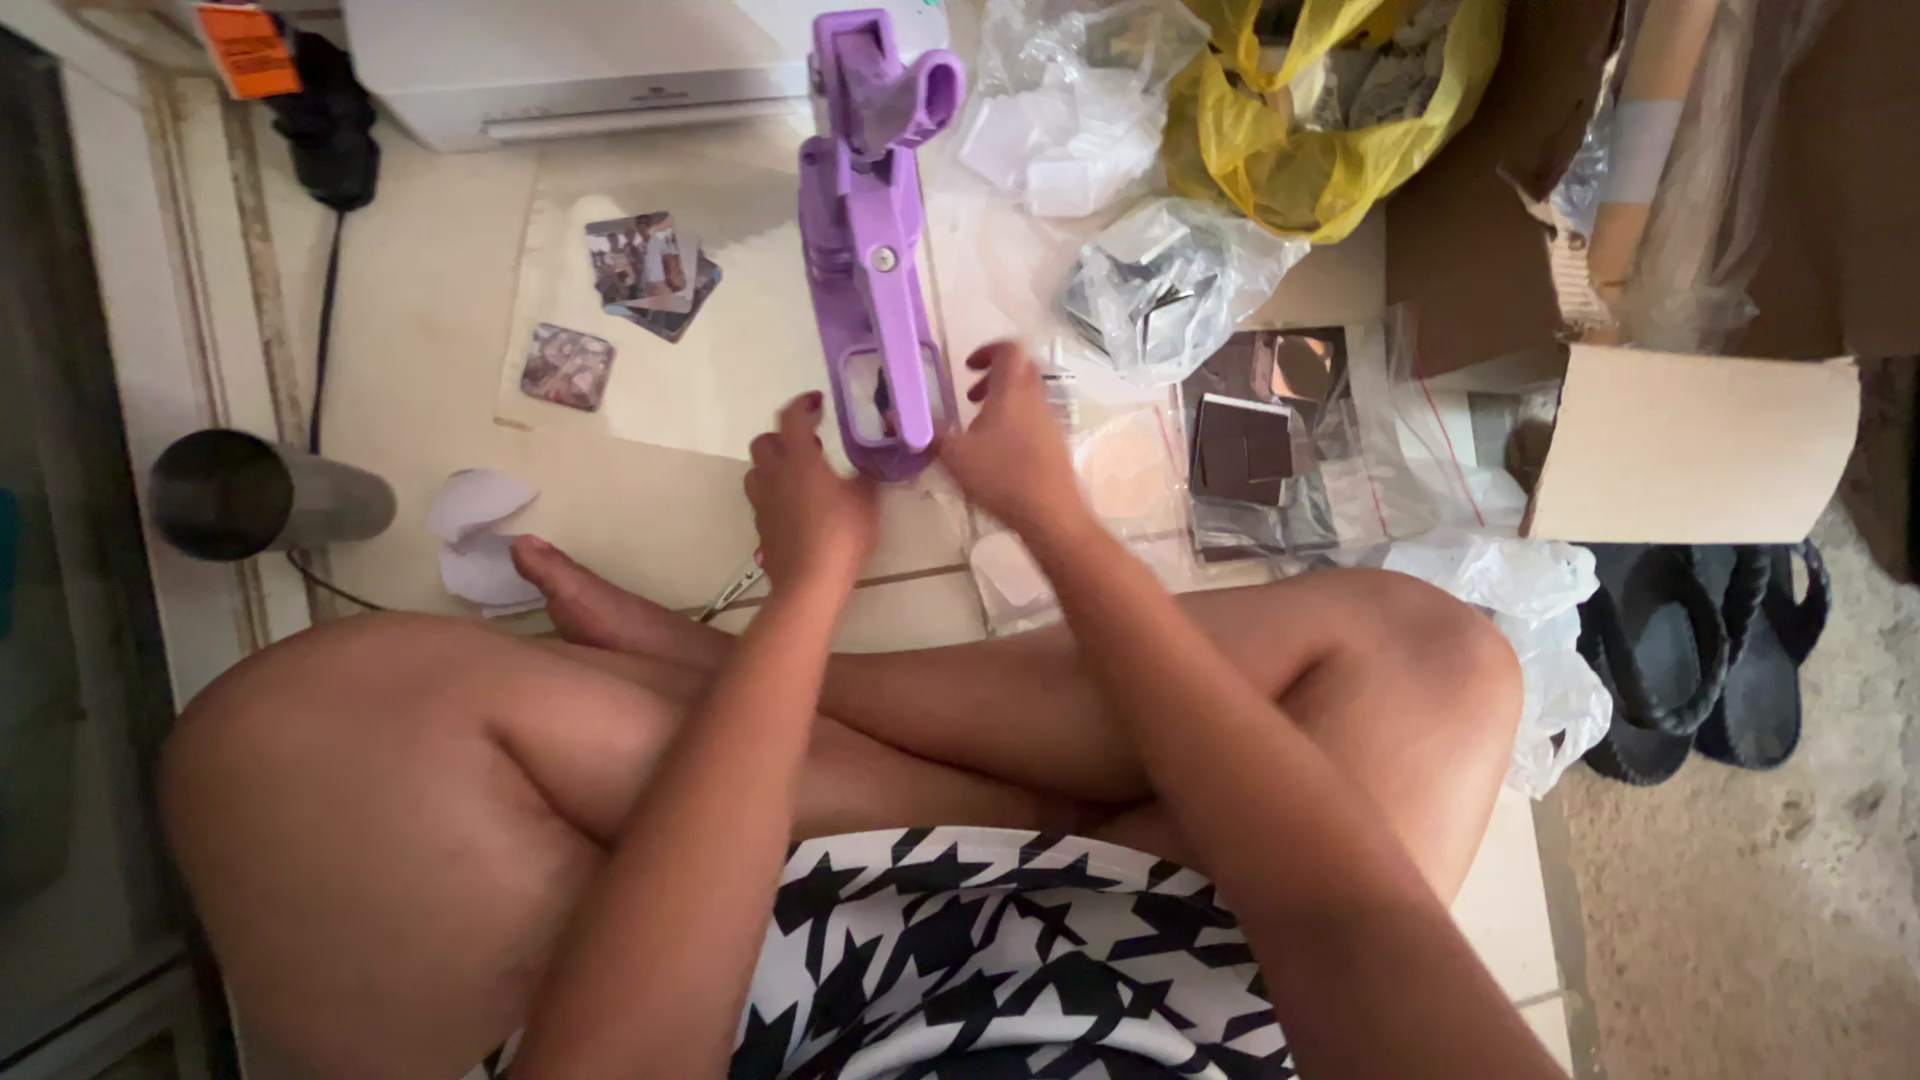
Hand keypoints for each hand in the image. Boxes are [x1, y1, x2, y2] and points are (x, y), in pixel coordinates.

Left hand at [745, 392, 878, 591]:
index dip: (803, 404)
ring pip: (756, 471)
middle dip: (783, 437)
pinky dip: (775, 494)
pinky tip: (797, 508)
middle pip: (763, 441)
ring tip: (798, 476)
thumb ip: (865, 477)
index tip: (817, 402)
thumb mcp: (866, 502)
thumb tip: (868, 464)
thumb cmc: (841, 536)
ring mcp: (762, 502)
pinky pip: (762, 499)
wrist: (809, 582)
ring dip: (773, 465)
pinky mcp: (760, 526)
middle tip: (809, 445)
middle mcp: (774, 475)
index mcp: (800, 460)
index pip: (792, 418)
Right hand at [937, 342, 1090, 539]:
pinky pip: (1036, 419)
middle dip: (994, 376)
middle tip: (972, 398)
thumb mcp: (955, 455)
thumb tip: (894, 416)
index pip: (1009, 349)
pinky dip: (1017, 422)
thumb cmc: (1001, 476)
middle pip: (1021, 369)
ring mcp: (1051, 421)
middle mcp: (1036, 398)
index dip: (987, 350)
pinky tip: (1000, 454)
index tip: (967, 368)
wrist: (1050, 513)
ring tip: (981, 430)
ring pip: (1029, 396)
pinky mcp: (1057, 443)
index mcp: (1012, 390)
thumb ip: (927, 432)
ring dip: (1004, 402)